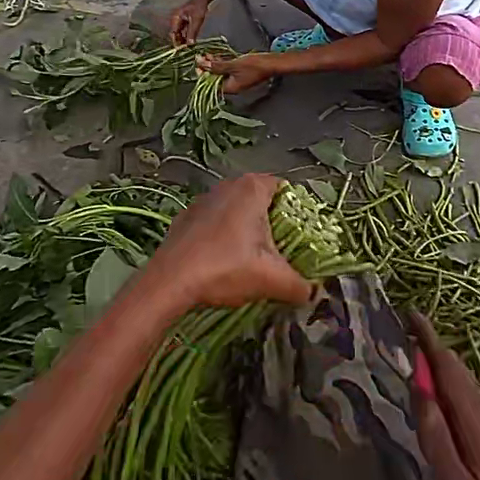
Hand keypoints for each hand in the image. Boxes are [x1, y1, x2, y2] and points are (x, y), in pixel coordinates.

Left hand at [142, 174, 310, 308]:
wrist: (168, 283)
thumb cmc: (225, 269)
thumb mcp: (271, 280)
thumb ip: (298, 285)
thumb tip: (311, 293)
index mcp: (251, 189)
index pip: (283, 188)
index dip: (294, 211)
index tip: (297, 237)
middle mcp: (227, 186)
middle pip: (259, 200)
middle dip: (270, 223)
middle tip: (278, 251)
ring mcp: (202, 200)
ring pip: (234, 211)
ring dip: (244, 230)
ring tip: (249, 260)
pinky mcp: (184, 218)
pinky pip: (213, 223)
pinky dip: (221, 237)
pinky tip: (220, 263)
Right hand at [168, 0, 212, 46]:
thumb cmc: (198, 8)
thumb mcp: (195, 21)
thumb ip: (192, 32)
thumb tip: (190, 45)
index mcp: (175, 19)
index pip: (173, 33)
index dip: (176, 42)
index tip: (180, 50)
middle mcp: (176, 20)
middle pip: (176, 34)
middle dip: (180, 42)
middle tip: (185, 51)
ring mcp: (180, 21)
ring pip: (180, 33)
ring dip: (184, 40)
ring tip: (188, 48)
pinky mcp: (185, 22)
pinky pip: (185, 31)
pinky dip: (187, 36)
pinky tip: (191, 42)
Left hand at [197, 52, 279, 93]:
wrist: (272, 63)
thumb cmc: (254, 66)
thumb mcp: (233, 65)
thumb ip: (216, 66)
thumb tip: (201, 63)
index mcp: (229, 88)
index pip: (210, 84)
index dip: (202, 74)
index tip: (197, 63)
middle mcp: (232, 86)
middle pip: (215, 78)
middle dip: (207, 68)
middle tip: (201, 56)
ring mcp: (237, 79)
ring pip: (221, 73)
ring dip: (214, 64)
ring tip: (207, 54)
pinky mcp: (241, 73)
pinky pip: (228, 69)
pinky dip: (222, 63)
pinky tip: (218, 55)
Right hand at [408, 314, 479, 479]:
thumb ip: (438, 441)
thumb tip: (419, 388)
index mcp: (478, 428)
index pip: (450, 371)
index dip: (431, 341)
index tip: (412, 314)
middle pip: (458, 373)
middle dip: (434, 345)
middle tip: (409, 325)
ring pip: (464, 385)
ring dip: (441, 363)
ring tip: (418, 347)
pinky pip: (466, 401)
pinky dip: (449, 384)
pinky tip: (439, 391)